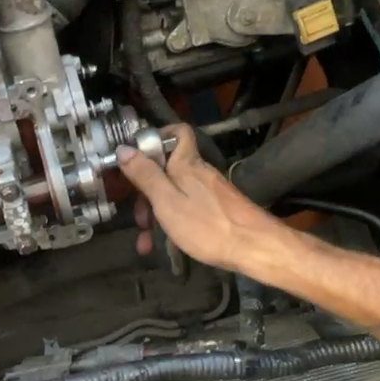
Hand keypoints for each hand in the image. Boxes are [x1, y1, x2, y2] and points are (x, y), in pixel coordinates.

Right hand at [114, 125, 289, 272]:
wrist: (255, 248)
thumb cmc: (208, 225)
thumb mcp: (167, 201)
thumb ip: (146, 175)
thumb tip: (124, 148)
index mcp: (187, 164)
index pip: (178, 132)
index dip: (158, 137)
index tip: (139, 156)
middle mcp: (199, 173)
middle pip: (168, 170)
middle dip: (147, 192)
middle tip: (139, 218)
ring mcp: (210, 192)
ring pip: (175, 195)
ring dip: (157, 215)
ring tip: (146, 242)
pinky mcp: (217, 210)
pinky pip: (188, 210)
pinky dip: (174, 224)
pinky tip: (166, 246)